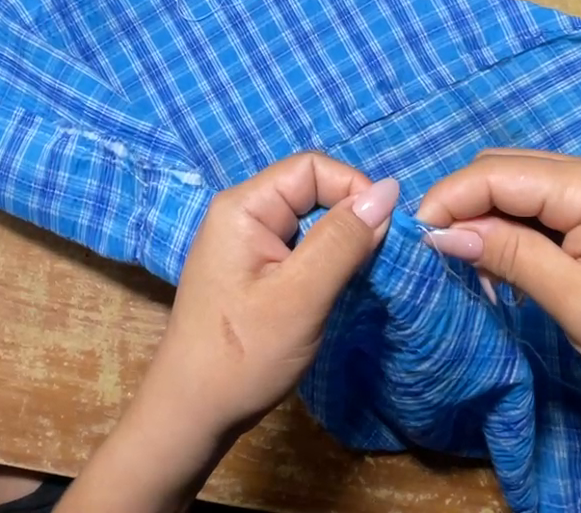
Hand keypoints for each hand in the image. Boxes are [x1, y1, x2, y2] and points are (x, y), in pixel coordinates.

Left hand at [147, 151, 399, 435]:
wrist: (192, 413)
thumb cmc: (243, 354)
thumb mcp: (301, 296)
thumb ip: (344, 239)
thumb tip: (389, 189)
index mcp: (244, 206)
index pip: (311, 168)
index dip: (354, 188)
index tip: (387, 230)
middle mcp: (242, 213)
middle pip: (310, 189)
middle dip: (349, 215)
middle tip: (377, 259)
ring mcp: (245, 241)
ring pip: (308, 219)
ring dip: (340, 241)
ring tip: (360, 275)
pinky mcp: (252, 268)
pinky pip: (298, 245)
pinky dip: (325, 260)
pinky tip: (335, 287)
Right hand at [414, 148, 580, 419]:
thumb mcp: (579, 303)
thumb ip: (508, 255)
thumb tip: (442, 233)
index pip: (493, 172)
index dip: (447, 200)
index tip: (418, 242)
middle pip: (505, 170)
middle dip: (465, 207)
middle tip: (448, 260)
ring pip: (524, 186)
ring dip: (491, 219)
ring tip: (481, 272)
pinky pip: (549, 205)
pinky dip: (520, 229)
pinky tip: (516, 266)